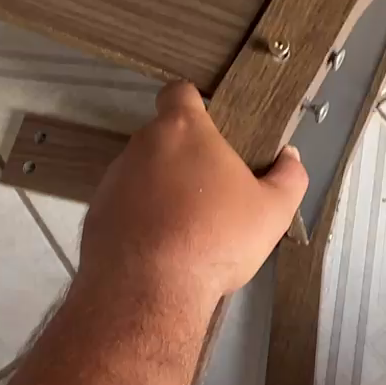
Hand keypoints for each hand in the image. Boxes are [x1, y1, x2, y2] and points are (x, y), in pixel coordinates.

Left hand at [77, 82, 307, 310]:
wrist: (146, 292)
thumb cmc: (215, 239)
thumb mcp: (272, 212)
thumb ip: (289, 177)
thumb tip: (290, 158)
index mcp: (183, 131)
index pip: (179, 92)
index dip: (195, 102)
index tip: (212, 126)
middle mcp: (141, 146)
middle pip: (164, 137)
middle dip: (187, 157)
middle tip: (214, 190)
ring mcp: (113, 180)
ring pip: (143, 173)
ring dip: (163, 190)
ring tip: (189, 227)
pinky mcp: (96, 215)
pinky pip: (125, 206)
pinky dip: (142, 219)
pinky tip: (162, 249)